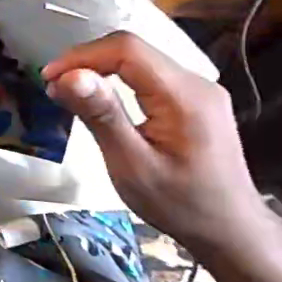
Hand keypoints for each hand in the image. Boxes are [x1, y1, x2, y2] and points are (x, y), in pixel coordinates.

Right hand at [42, 32, 276, 258]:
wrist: (231, 232)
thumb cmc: (180, 205)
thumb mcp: (132, 165)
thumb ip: (102, 116)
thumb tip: (68, 76)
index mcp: (185, 95)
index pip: (127, 49)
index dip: (82, 56)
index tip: (49, 79)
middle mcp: (196, 83)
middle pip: (132, 50)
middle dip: (86, 61)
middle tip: (54, 89)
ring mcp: (198, 90)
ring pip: (138, 60)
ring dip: (99, 69)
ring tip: (69, 94)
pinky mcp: (194, 100)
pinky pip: (148, 75)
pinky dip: (116, 79)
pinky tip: (99, 99)